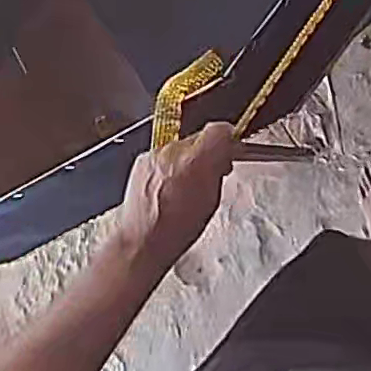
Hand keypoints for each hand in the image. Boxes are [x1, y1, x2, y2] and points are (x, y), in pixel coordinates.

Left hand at [115, 122, 234, 271]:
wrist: (142, 239)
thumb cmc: (176, 229)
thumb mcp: (211, 201)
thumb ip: (218, 171)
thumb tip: (223, 155)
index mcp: (197, 162)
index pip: (218, 130)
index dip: (227, 138)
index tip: (228, 148)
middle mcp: (174, 152)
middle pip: (199, 138)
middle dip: (206, 152)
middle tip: (209, 173)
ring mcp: (155, 154)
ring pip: (180, 146)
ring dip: (186, 160)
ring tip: (184, 185)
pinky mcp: (142, 159)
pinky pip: (163, 155)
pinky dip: (168, 166)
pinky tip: (168, 186)